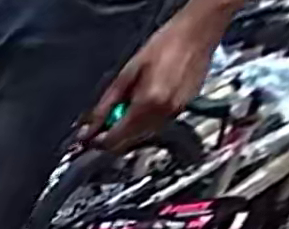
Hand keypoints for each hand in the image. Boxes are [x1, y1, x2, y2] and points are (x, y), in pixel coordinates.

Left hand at [81, 1, 234, 150]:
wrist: (202, 26)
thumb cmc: (166, 43)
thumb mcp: (125, 75)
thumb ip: (104, 106)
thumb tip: (87, 130)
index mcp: (147, 104)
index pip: (114, 139)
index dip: (97, 142)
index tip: (86, 138)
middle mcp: (163, 112)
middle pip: (126, 142)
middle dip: (110, 138)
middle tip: (100, 126)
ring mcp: (176, 111)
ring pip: (140, 137)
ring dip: (125, 132)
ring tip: (121, 112)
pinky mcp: (183, 107)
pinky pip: (155, 127)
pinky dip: (141, 124)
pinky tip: (139, 108)